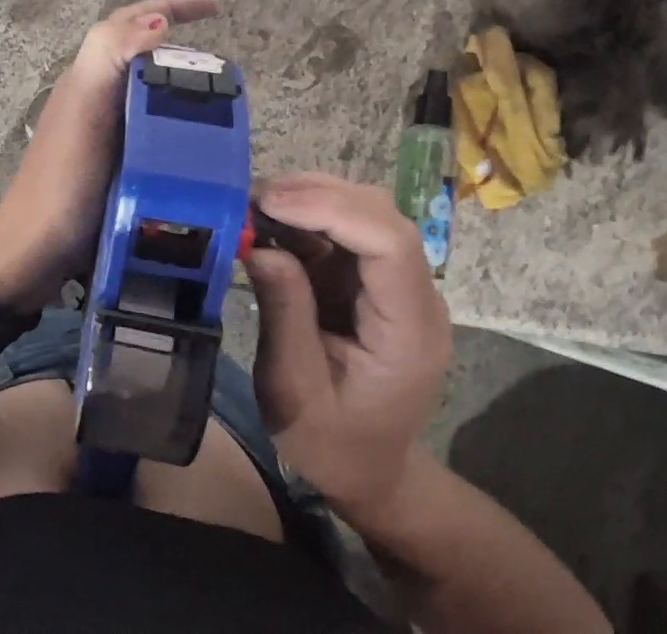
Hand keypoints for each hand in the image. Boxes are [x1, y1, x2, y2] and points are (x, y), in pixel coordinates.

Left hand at [0, 0, 221, 310]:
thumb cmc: (61, 182)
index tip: (218, 7)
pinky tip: (203, 149)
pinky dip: (182, 129)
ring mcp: (105, 136)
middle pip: (143, 58)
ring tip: (225, 105)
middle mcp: (96, 100)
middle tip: (228, 71)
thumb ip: (110, 59)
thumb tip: (158, 20)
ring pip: (151, 95)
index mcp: (88, 80)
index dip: (173, 7)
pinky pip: (154, 133)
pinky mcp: (115, 169)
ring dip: (187, 89)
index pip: (130, 25)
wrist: (34, 253)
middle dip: (186, 50)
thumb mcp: (84, 113)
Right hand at [245, 173, 451, 521]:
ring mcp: (396, 287)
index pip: (390, 244)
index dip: (331, 211)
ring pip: (366, 215)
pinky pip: (346, 234)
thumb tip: (259, 246)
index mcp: (409, 330)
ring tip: (253, 205)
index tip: (268, 204)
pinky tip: (268, 221)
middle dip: (318, 195)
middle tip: (251, 198)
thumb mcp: (294, 388)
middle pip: (383, 217)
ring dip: (310, 200)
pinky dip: (305, 219)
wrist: (366, 471)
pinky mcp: (372, 285)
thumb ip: (284, 314)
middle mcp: (415, 298)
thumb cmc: (329, 442)